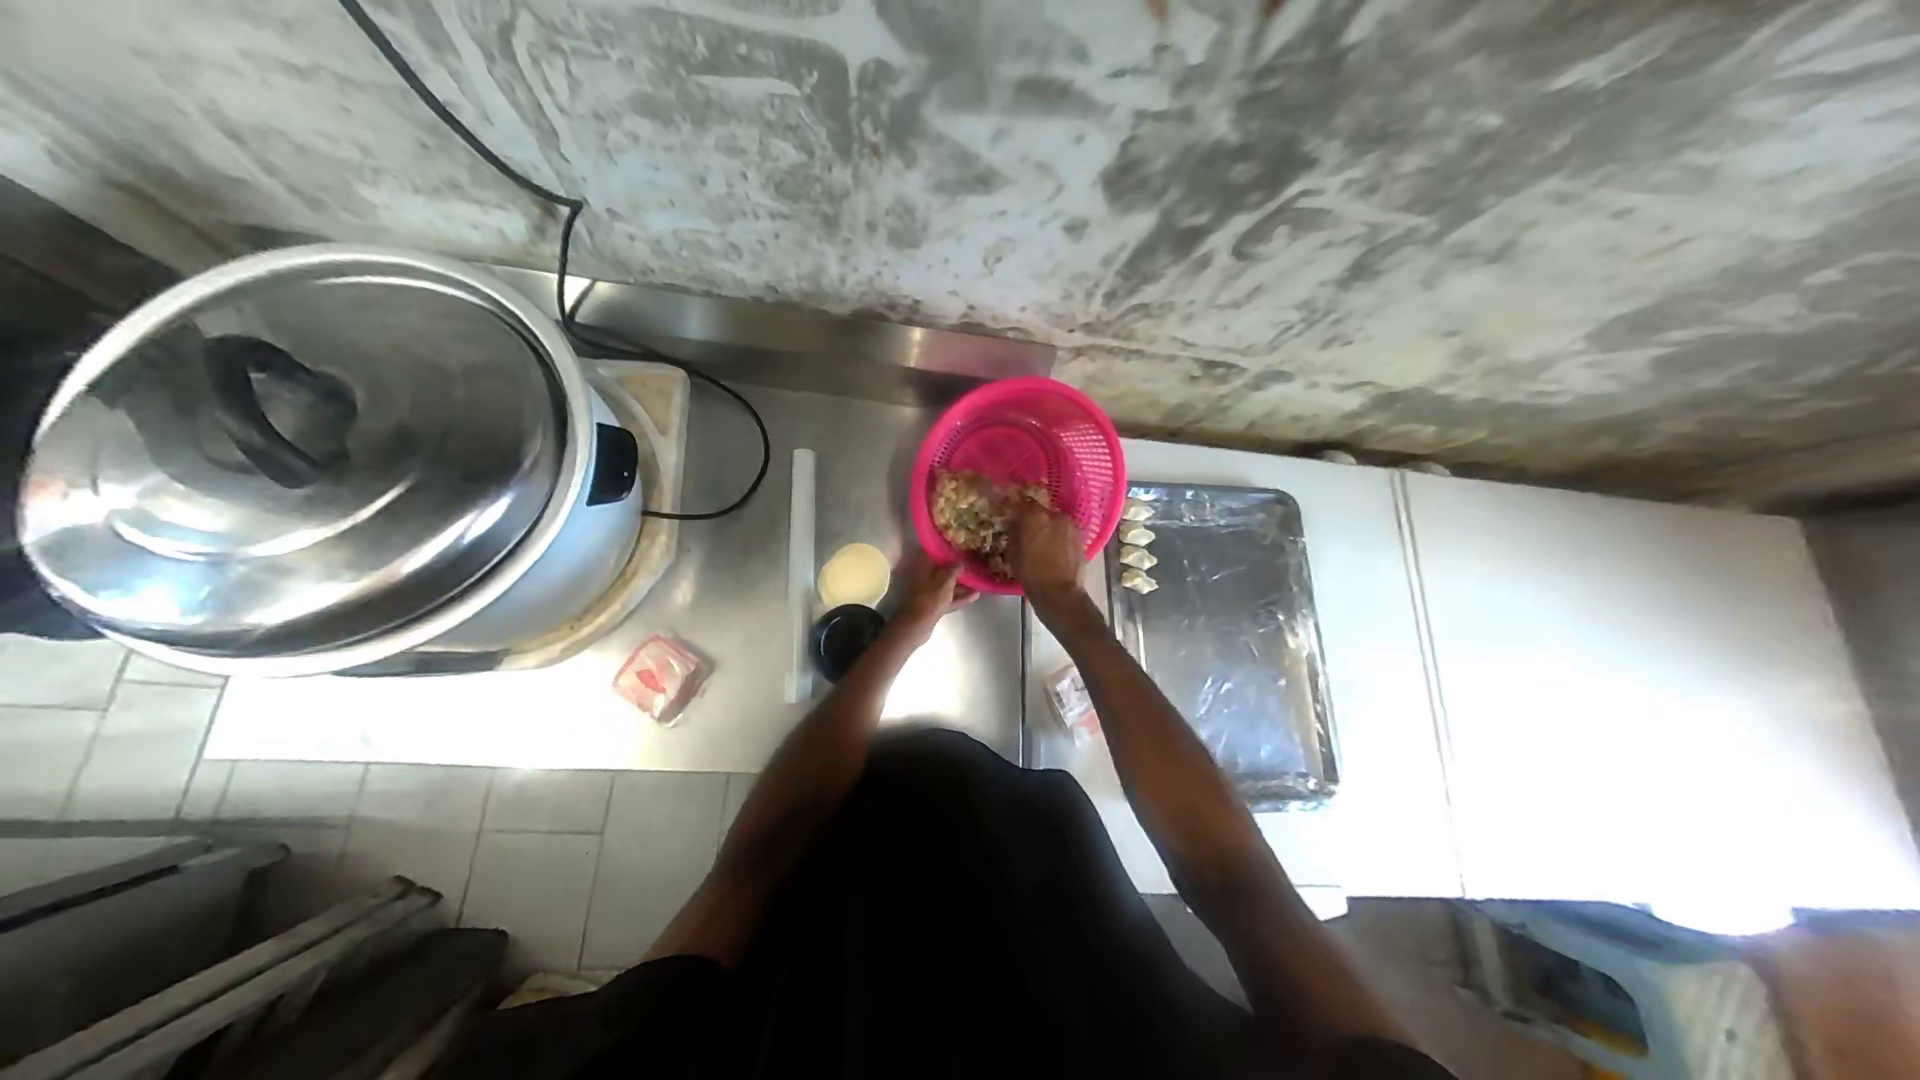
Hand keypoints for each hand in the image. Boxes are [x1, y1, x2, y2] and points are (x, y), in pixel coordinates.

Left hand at [893, 549, 975, 636]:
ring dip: (960, 583)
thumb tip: (960, 560)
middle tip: (972, 562)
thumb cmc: (930, 599)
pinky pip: (948, 597)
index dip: (945, 548)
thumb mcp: (945, 581)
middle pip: (941, 568)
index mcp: (923, 566)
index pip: (933, 551)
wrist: (916, 626)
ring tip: (978, 579)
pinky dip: (959, 596)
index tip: (959, 546)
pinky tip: (975, 595)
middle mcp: (924, 576)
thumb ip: (954, 569)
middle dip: (956, 566)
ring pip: (946, 584)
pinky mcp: (933, 604)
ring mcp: (928, 591)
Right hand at [1011, 504, 1085, 606]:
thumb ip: (1014, 532)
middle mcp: (1055, 515)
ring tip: (1044, 543)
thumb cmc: (1031, 574)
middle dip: (1034, 519)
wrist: (1059, 592)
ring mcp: (1071, 526)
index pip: (1023, 503)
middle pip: (1041, 512)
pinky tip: (1055, 550)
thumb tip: (1014, 522)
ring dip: (1049, 528)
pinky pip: (1066, 532)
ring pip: (1055, 522)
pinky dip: (1060, 537)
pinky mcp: (1081, 538)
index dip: (1017, 509)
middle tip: (1028, 532)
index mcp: (1035, 516)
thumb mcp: (1013, 553)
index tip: (1012, 515)